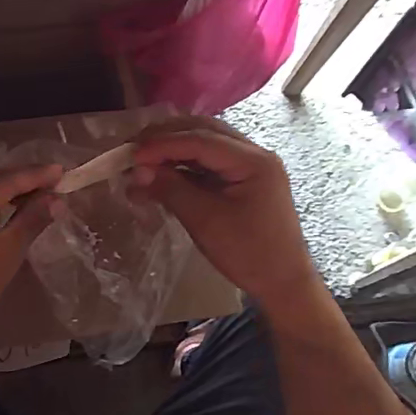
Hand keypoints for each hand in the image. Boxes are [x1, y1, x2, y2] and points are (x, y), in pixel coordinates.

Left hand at [0, 163, 63, 375]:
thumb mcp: (5, 256)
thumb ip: (31, 221)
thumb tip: (57, 199)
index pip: (4, 181)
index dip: (35, 175)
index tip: (62, 171)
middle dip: (20, 180)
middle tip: (53, 183)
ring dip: (3, 190)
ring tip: (35, 194)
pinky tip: (5, 209)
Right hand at [130, 117, 320, 306]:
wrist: (283, 282)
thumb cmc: (248, 253)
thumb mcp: (206, 221)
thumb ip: (172, 190)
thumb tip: (138, 171)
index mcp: (253, 160)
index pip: (201, 139)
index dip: (162, 144)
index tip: (132, 155)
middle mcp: (255, 154)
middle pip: (205, 132)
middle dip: (167, 137)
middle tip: (133, 148)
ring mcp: (251, 167)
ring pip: (207, 145)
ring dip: (174, 149)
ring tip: (143, 159)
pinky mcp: (244, 182)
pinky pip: (210, 163)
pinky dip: (185, 165)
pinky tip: (163, 174)